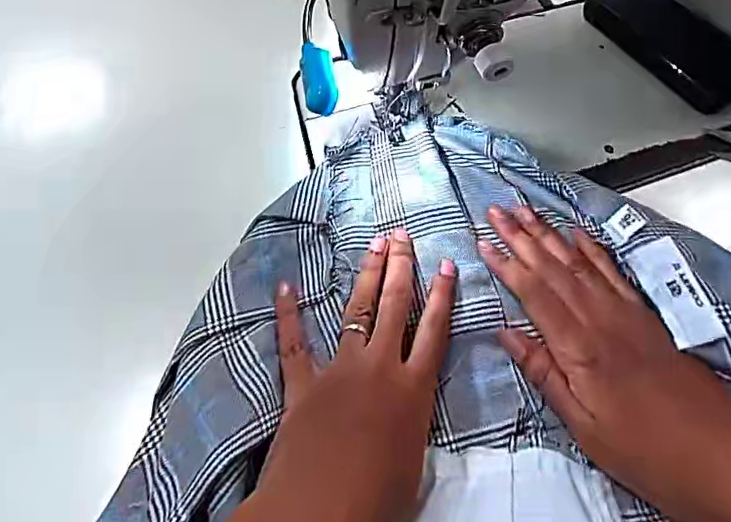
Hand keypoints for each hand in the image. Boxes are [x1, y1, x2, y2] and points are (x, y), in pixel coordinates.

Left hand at [238, 229, 456, 521]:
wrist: (321, 509)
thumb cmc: (377, 500)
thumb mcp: (414, 463)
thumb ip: (411, 422)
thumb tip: (407, 406)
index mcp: (411, 390)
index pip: (433, 331)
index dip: (441, 296)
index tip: (445, 264)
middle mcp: (378, 367)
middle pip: (395, 306)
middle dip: (400, 266)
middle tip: (402, 236)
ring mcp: (339, 369)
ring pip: (356, 310)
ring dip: (365, 275)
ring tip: (373, 245)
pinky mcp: (304, 382)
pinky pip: (293, 342)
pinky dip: (288, 314)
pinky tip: (285, 287)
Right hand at [478, 205, 730, 494]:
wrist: (723, 456)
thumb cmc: (648, 452)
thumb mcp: (585, 426)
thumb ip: (545, 373)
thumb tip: (506, 334)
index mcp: (579, 345)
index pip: (532, 292)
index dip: (505, 264)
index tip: (482, 242)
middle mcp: (599, 317)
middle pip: (551, 266)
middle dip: (519, 236)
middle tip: (496, 210)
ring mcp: (624, 311)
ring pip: (577, 261)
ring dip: (548, 233)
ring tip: (524, 210)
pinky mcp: (644, 315)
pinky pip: (612, 271)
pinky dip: (592, 247)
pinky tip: (577, 232)